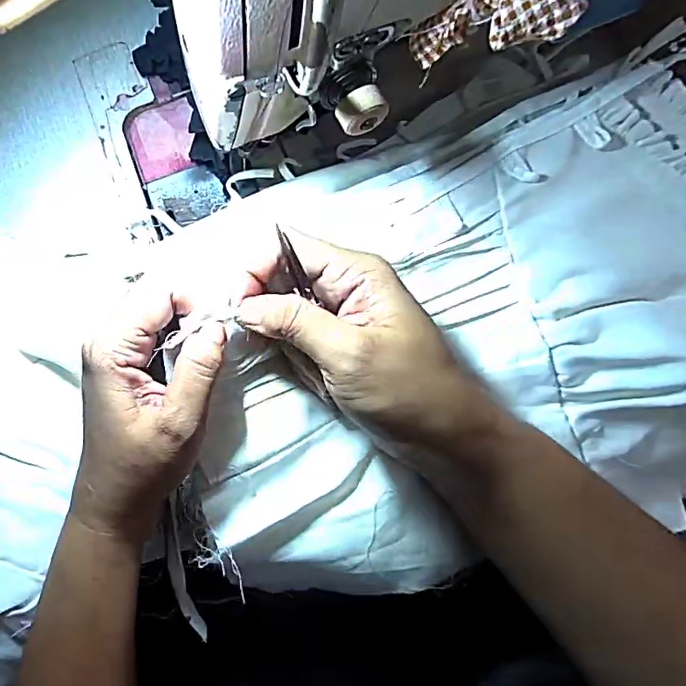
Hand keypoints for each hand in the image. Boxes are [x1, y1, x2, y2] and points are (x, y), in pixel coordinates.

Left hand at [75, 286, 227, 545]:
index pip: (155, 295)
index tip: (217, 330)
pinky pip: (146, 329)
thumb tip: (217, 326)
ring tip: (203, 352)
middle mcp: (101, 340)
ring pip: (150, 310)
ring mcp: (105, 348)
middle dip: (187, 309)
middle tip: (212, 342)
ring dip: (181, 322)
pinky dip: (171, 335)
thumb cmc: (143, 466)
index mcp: (109, 349)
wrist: (114, 498)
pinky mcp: (115, 360)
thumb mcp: (180, 423)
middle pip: (151, 297)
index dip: (193, 303)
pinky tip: (187, 359)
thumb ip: (199, 370)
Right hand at [233, 229, 507, 456]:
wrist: (444, 438)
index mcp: (354, 272)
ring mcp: (335, 312)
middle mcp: (342, 284)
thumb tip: (243, 306)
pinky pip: (291, 331)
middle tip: (256, 336)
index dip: (257, 269)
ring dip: (274, 330)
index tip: (241, 308)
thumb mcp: (347, 353)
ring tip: (286, 357)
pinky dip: (284, 346)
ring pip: (280, 304)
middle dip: (262, 303)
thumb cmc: (406, 390)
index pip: (287, 247)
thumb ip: (293, 321)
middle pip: (278, 273)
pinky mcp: (329, 339)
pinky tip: (296, 366)